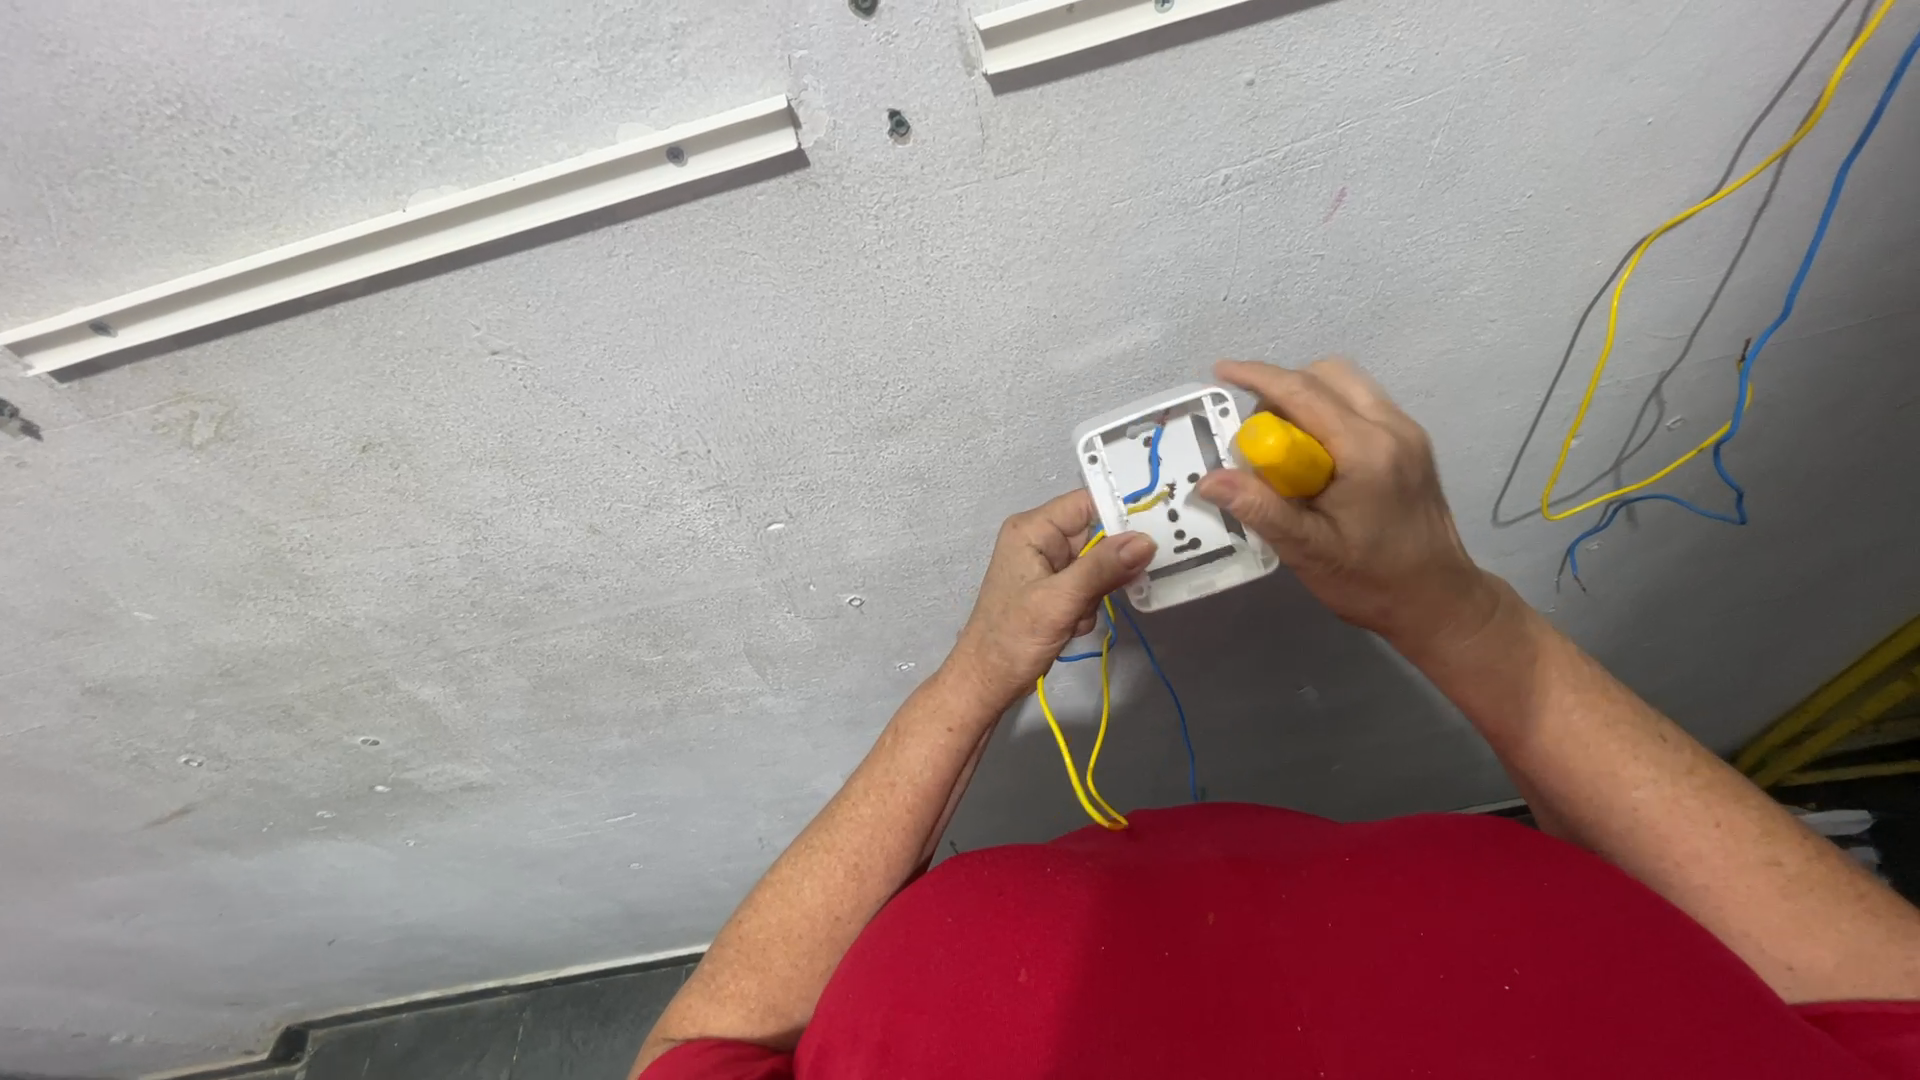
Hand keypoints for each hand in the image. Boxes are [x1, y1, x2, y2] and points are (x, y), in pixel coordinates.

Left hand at [944, 492, 1156, 708]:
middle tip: (1107, 590)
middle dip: (1107, 567)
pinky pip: (1089, 587)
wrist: (988, 679)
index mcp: (1034, 529)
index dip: (1121, 512)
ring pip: (1098, 565)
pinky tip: (1070, 625)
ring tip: (1075, 614)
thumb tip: (1146, 540)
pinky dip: (1088, 607)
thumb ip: (1103, 568)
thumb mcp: (1061, 599)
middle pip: (1098, 535)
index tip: (1156, 529)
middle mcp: (1041, 540)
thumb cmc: (1014, 636)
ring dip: (1097, 593)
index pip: (1087, 502)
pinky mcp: (1055, 590)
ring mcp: (1048, 566)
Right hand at [1194, 358, 1499, 654]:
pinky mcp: (1409, 441)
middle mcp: (1392, 427)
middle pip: (1327, 374)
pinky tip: (1311, 451)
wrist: (1436, 600)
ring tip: (1280, 442)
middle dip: (1281, 388)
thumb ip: (1260, 509)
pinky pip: (1359, 402)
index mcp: (1366, 451)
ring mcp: (1406, 431)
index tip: (1220, 371)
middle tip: (1254, 433)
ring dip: (1305, 396)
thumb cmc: (1369, 580)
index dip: (1257, 376)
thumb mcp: (1307, 550)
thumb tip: (1209, 480)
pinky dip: (1326, 409)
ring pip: (1346, 382)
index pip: (1303, 392)